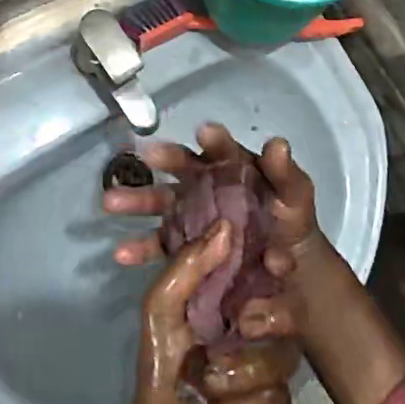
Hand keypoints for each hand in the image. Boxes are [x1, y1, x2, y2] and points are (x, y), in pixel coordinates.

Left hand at [101, 220, 297, 403]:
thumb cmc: (161, 366)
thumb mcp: (161, 308)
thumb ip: (188, 266)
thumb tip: (224, 225)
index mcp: (232, 297)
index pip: (267, 270)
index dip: (277, 262)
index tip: (275, 260)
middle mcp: (258, 326)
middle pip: (290, 310)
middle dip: (270, 318)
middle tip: (241, 325)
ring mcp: (272, 367)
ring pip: (282, 358)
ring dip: (236, 375)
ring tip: (204, 387)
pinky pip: (276, 399)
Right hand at [102, 123, 324, 281]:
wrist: (288, 271)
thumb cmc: (290, 222)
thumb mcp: (295, 198)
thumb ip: (286, 174)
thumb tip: (278, 144)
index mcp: (232, 167)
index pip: (222, 149)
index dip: (214, 140)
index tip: (204, 132)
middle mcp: (206, 184)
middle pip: (180, 168)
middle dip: (160, 161)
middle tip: (141, 155)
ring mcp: (191, 214)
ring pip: (160, 201)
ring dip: (135, 200)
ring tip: (109, 202)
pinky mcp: (183, 246)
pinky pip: (159, 245)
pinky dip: (139, 248)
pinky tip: (121, 253)